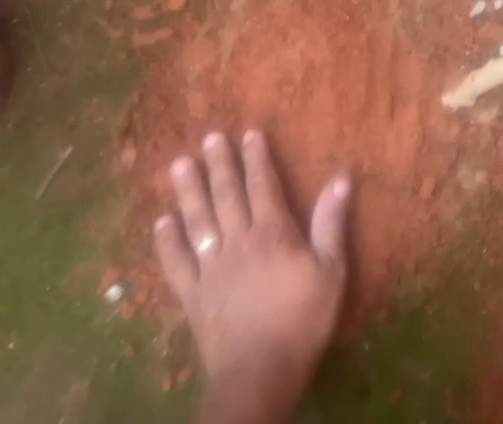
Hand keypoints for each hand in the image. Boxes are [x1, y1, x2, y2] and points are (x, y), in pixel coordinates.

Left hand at [153, 130, 350, 423]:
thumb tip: (341, 179)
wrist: (260, 369)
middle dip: (219, 165)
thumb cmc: (304, 317)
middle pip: (226, 196)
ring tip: (178, 164)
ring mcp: (211, 268)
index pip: (263, 187)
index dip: (256, 159)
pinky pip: (176, 262)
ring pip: (197, 221)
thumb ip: (331, 223)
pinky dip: (167, 241)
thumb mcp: (331, 269)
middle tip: (209, 137)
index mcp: (273, 233)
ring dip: (188, 191)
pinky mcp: (192, 295)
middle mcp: (238, 242)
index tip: (248, 133)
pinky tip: (161, 222)